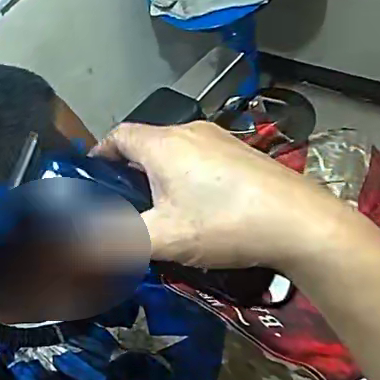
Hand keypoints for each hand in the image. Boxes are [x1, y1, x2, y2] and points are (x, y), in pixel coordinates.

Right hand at [93, 121, 355, 270]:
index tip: (92, 180)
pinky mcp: (246, 155)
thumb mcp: (165, 237)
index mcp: (164, 144)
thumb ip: (118, 241)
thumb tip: (79, 248)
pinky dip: (190, 178)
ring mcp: (223, 140)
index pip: (118, 136)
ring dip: (163, 175)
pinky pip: (204, 160)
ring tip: (162, 211)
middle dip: (131, 171)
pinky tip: (202, 208)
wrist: (300, 222)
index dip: (100, 155)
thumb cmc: (225, 223)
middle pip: (148, 143)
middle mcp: (191, 132)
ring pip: (178, 152)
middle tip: (124, 206)